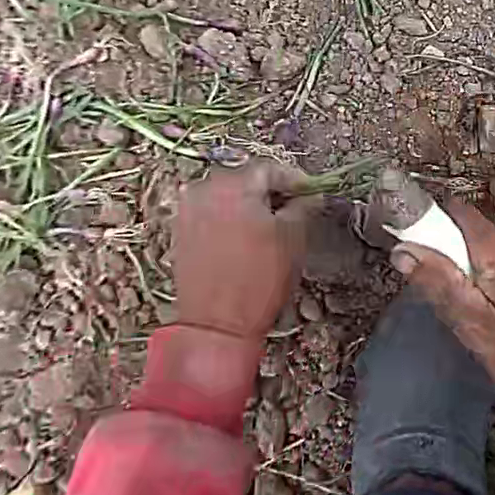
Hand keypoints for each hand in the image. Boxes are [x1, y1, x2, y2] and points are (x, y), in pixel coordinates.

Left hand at [168, 161, 319, 340]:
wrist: (217, 325)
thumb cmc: (261, 276)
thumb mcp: (295, 234)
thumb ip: (304, 204)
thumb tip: (309, 195)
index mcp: (232, 185)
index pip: (271, 169)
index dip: (297, 181)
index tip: (313, 195)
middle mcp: (203, 190)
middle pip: (247, 179)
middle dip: (273, 192)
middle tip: (296, 210)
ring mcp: (187, 211)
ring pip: (230, 196)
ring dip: (252, 205)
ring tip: (273, 226)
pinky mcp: (181, 232)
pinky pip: (214, 212)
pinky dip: (233, 218)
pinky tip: (248, 238)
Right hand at [390, 200, 494, 384]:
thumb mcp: (471, 320)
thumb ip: (439, 283)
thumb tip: (403, 251)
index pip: (454, 210)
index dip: (427, 219)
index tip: (407, 241)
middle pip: (466, 225)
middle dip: (444, 245)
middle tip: (430, 282)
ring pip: (480, 240)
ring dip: (463, 258)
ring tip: (457, 296)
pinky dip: (482, 265)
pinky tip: (481, 297)